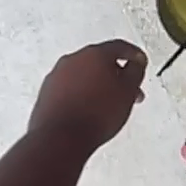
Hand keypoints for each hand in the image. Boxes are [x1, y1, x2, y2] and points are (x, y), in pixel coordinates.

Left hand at [27, 40, 148, 154]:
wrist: (62, 139)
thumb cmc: (95, 114)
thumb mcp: (128, 90)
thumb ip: (135, 71)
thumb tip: (136, 63)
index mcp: (95, 53)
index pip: (119, 47)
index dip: (134, 55)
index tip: (139, 62)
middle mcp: (73, 60)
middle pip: (100, 61)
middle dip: (115, 74)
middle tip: (127, 89)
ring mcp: (57, 76)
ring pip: (83, 75)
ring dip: (98, 85)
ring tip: (109, 105)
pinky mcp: (46, 94)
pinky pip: (69, 88)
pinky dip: (81, 95)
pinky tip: (89, 111)